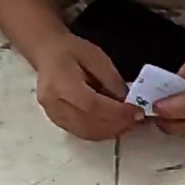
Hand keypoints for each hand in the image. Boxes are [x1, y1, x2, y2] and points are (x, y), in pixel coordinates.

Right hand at [27, 33, 142, 140]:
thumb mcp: (97, 57)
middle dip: (118, 124)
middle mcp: (53, 103)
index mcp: (60, 82)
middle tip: (137, 119)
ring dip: (113, 131)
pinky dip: (103, 132)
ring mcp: (54, 115)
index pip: (92, 105)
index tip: (137, 112)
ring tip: (130, 122)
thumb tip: (128, 102)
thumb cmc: (71, 51)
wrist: (47, 53)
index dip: (118, 113)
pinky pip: (84, 133)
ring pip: (88, 132)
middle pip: (90, 123)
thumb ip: (113, 81)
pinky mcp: (58, 122)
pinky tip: (116, 125)